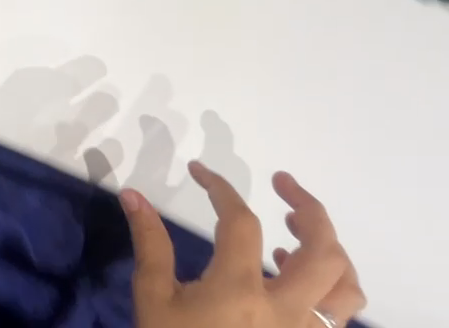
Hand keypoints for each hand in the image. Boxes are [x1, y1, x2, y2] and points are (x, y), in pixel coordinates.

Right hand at [124, 162, 365, 327]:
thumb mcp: (152, 295)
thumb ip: (150, 243)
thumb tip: (133, 194)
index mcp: (241, 288)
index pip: (241, 223)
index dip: (220, 188)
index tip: (199, 171)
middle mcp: (288, 307)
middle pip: (324, 251)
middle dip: (309, 209)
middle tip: (282, 183)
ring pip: (348, 284)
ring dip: (330, 247)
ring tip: (297, 225)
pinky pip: (342, 310)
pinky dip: (328, 279)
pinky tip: (292, 270)